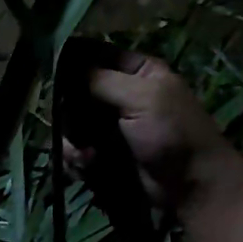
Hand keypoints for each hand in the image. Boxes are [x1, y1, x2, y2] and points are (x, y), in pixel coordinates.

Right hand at [72, 51, 242, 210]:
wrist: (192, 188)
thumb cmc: (174, 135)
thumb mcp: (142, 97)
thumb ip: (101, 79)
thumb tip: (62, 63)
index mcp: (136, 71)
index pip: (92, 53)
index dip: (68, 62)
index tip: (50, 76)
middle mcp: (120, 95)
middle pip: (74, 93)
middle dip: (69, 113)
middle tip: (75, 129)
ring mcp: (110, 127)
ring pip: (71, 125)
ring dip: (72, 142)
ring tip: (87, 157)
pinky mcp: (105, 156)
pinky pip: (77, 151)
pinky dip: (78, 160)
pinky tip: (88, 168)